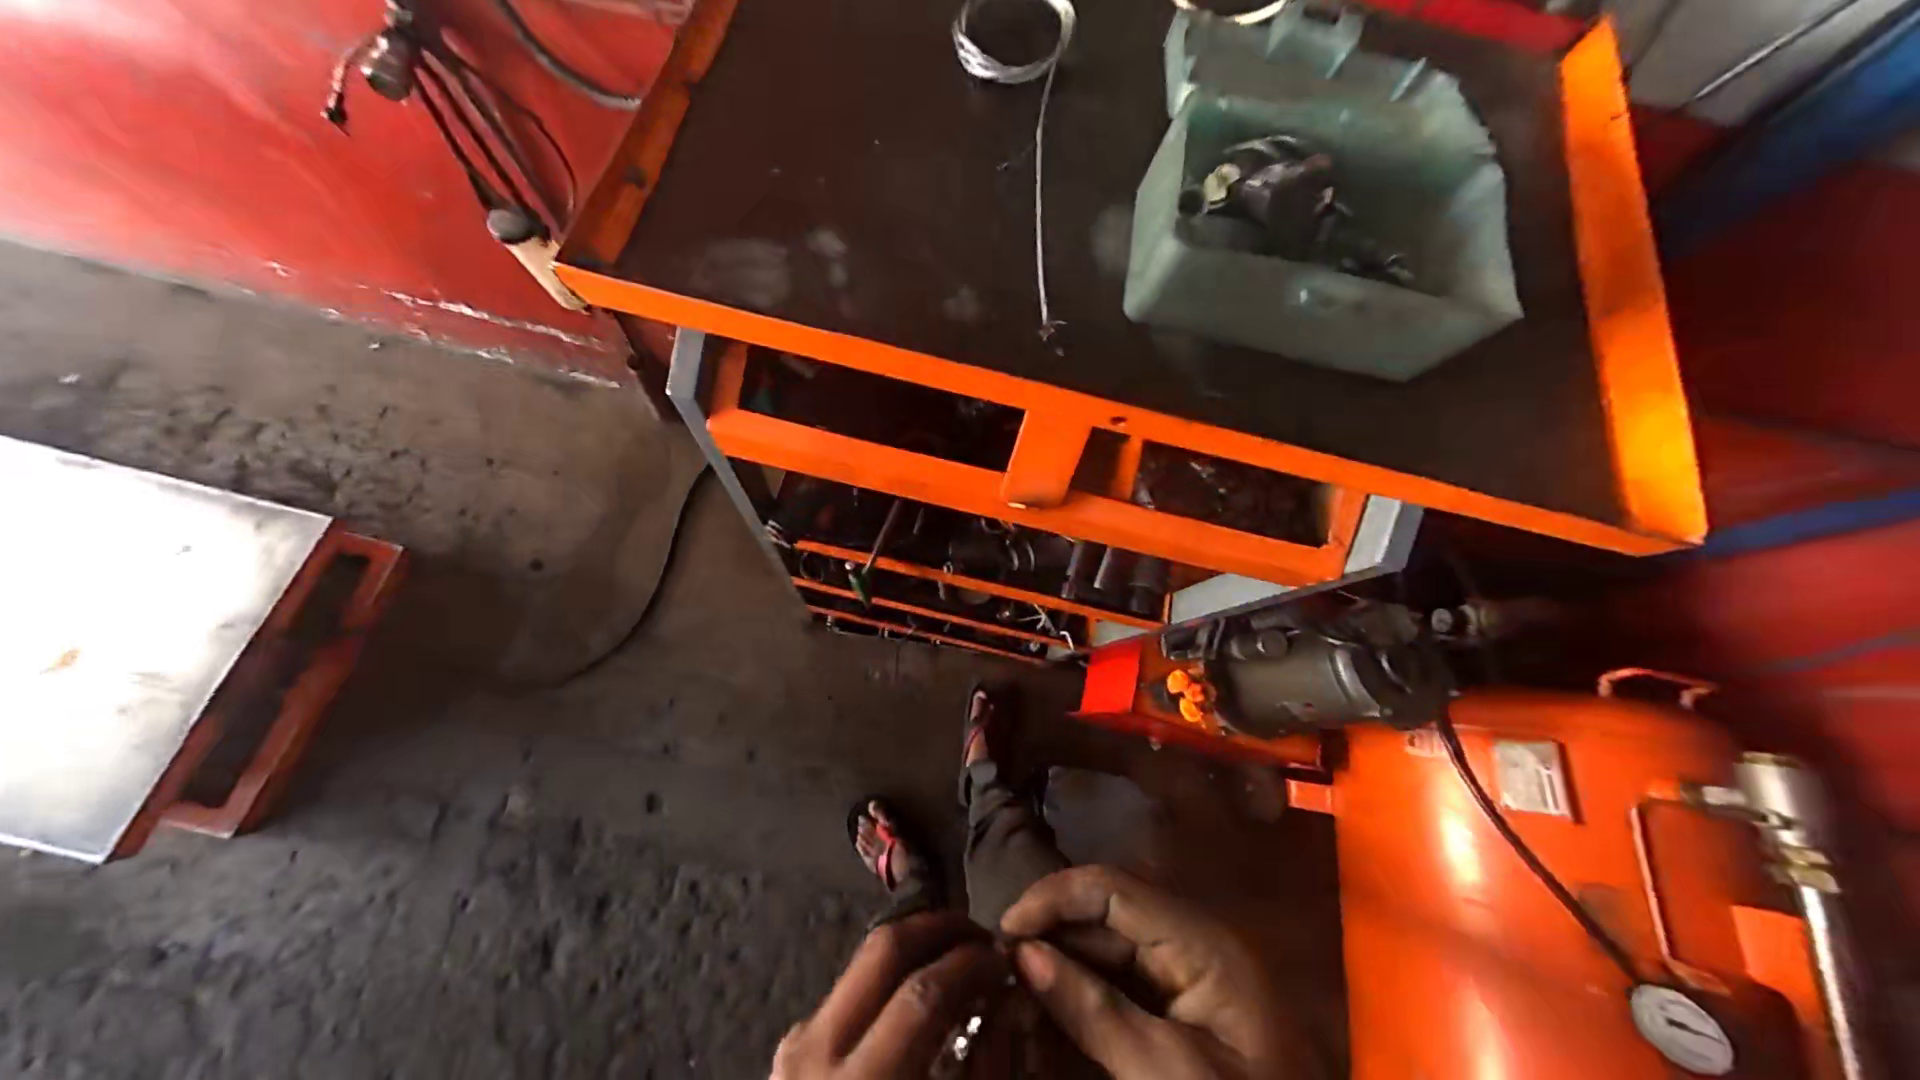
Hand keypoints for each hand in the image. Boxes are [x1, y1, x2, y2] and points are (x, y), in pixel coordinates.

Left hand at [771, 912, 1007, 1078]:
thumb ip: (983, 1073)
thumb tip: (1006, 1002)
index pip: (920, 995)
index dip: (970, 965)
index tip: (1005, 957)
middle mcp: (817, 1052)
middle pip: (883, 951)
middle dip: (941, 929)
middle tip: (982, 934)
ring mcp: (797, 1045)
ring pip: (862, 959)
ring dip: (916, 945)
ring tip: (958, 953)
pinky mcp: (792, 1045)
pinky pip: (851, 988)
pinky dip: (892, 975)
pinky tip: (921, 987)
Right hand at [1000, 866, 1306, 1079]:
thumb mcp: (1166, 1073)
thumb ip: (1094, 1012)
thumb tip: (1023, 955)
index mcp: (1199, 940)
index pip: (1111, 889)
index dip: (1052, 898)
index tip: (1004, 931)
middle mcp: (1189, 942)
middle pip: (1103, 916)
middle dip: (1049, 936)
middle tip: (996, 970)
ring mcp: (1184, 975)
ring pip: (1104, 949)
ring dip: (1058, 967)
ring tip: (1010, 992)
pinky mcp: (1178, 1007)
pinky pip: (1117, 984)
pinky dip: (1079, 995)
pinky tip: (1044, 1013)